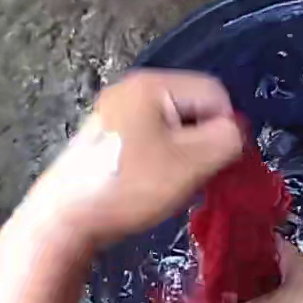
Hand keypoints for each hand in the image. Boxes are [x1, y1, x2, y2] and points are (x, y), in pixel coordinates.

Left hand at [25, 69, 244, 248]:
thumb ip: (226, 140)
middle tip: (196, 178)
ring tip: (171, 185)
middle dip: (204, 143)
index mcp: (153, 84)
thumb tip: (236, 132)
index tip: (218, 165)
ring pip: (173, 129)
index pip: (215, 94)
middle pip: (192, 109)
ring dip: (184, 157)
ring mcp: (115, 114)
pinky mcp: (107, 140)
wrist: (66, 218)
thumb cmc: (131, 186)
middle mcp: (132, 89)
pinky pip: (151, 142)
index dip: (226, 129)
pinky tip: (151, 186)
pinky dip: (160, 162)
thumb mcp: (191, 163)